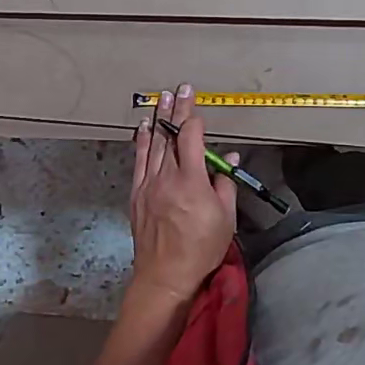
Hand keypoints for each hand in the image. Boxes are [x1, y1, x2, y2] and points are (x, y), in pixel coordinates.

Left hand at [127, 84, 237, 304]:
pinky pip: (139, 160)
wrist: (165, 274)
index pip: (191, 138)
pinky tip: (143, 127)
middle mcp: (167, 177)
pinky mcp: (137, 193)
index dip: (193, 117)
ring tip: (162, 99)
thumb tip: (226, 159)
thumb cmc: (201, 249)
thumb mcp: (225, 218)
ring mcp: (149, 184)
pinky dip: (141, 141)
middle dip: (176, 110)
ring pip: (153, 144)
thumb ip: (225, 184)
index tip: (194, 101)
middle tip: (178, 89)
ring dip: (159, 119)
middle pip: (171, 136)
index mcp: (191, 181)